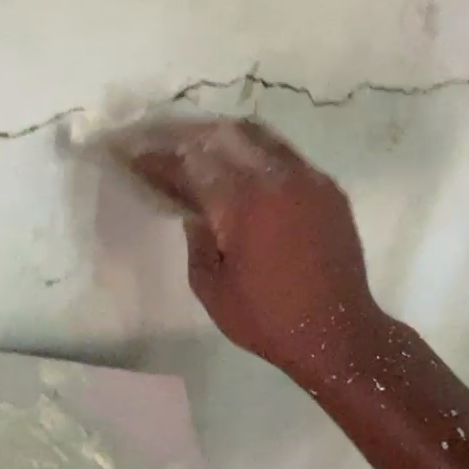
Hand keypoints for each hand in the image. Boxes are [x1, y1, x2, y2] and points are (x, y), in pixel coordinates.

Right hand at [108, 118, 383, 385]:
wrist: (339, 335)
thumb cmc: (268, 319)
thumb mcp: (211, 287)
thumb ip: (196, 239)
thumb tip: (192, 209)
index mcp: (242, 202)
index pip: (188, 164)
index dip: (154, 157)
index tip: (129, 153)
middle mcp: (276, 178)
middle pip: (220, 134)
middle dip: (182, 135)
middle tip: (157, 140)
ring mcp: (307, 178)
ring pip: (256, 134)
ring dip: (219, 134)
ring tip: (194, 143)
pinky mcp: (327, 188)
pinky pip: (283, 153)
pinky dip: (253, 150)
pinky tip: (238, 163)